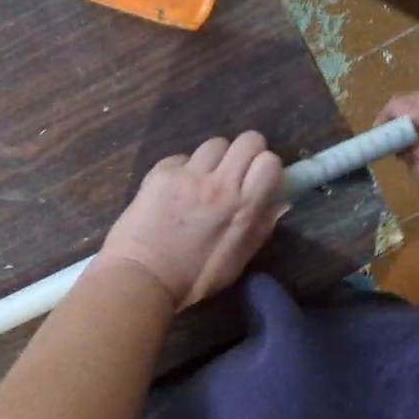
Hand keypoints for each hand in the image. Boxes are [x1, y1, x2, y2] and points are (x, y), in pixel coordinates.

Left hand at [95, 132, 284, 310]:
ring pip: (215, 144)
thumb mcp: (238, 260)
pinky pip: (182, 158)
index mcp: (243, 208)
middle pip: (248, 140)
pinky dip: (183, 170)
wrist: (141, 278)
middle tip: (235, 171)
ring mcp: (188, 175)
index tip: (258, 179)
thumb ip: (260, 226)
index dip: (266, 166)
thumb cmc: (194, 279)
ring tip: (203, 180)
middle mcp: (220, 185)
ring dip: (214, 160)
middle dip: (246, 152)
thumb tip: (278, 200)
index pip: (270, 161)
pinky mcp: (161, 172)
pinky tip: (174, 190)